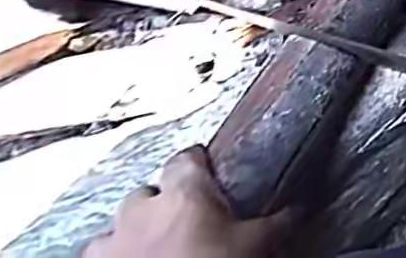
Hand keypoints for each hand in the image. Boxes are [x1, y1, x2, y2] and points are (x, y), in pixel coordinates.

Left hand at [86, 147, 296, 257]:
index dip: (197, 163)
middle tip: (177, 220)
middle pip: (144, 192)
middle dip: (157, 203)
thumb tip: (299, 209)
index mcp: (183, 193)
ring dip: (126, 236)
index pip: (186, 157)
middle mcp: (140, 212)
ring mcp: (106, 247)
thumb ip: (277, 222)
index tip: (208, 172)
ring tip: (145, 251)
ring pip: (111, 230)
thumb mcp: (255, 245)